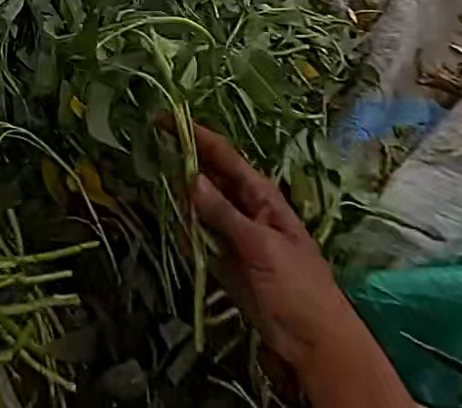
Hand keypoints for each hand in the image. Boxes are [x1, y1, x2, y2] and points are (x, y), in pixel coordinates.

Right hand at [178, 122, 415, 407]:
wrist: (313, 342)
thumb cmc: (298, 286)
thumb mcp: (260, 246)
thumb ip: (224, 213)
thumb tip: (190, 176)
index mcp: (258, 192)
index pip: (221, 154)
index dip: (194, 134)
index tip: (165, 118)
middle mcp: (243, 204)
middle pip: (207, 175)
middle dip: (181, 161)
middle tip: (149, 148)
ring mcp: (232, 231)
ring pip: (199, 204)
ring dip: (179, 196)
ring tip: (152, 182)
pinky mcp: (223, 259)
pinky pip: (197, 236)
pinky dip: (184, 230)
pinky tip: (170, 225)